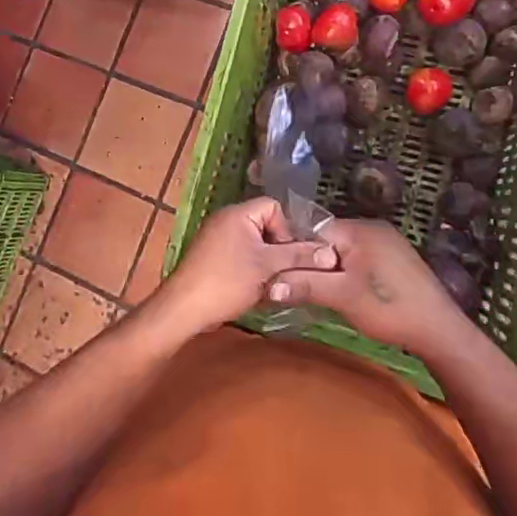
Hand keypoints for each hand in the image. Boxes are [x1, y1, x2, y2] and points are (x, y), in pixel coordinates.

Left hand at [147, 197, 337, 334]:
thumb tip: (331, 254)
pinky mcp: (212, 258)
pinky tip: (256, 291)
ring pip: (255, 244)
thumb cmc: (227, 282)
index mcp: (238, 214)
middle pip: (266, 226)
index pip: (274, 207)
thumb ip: (300, 256)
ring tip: (272, 283)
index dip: (288, 228)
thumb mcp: (269, 267)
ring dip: (267, 263)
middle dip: (280, 249)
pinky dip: (252, 270)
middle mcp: (226, 220)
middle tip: (284, 271)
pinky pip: (241, 256)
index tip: (290, 255)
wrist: (185, 309)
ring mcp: (216, 239)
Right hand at [262, 219, 477, 359]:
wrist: (439, 330)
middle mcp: (372, 229)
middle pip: (326, 241)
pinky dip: (344, 274)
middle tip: (292, 286)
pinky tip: (340, 293)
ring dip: (327, 271)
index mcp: (360, 230)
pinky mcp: (393, 261)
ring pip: (342, 253)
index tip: (278, 272)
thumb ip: (305, 286)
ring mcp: (385, 244)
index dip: (294, 250)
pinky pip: (357, 261)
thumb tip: (268, 286)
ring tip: (313, 292)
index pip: (313, 230)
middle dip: (309, 262)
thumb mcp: (343, 296)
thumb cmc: (390, 308)